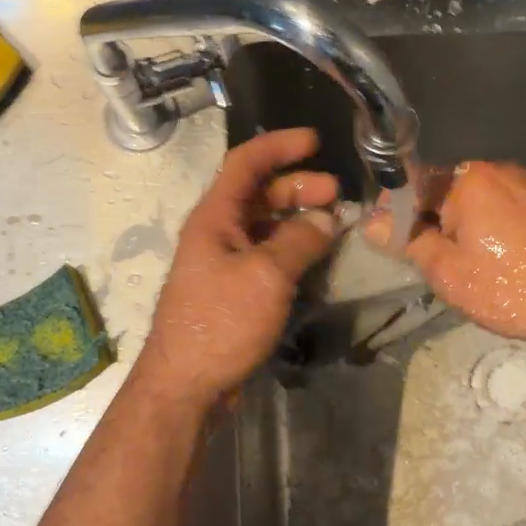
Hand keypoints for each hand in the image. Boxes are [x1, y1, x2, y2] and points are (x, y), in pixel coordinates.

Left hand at [135, 128, 339, 407]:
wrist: (187, 385)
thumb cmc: (221, 323)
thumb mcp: (266, 276)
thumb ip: (299, 241)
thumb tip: (325, 220)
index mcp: (214, 217)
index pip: (245, 163)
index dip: (279, 146)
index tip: (316, 141)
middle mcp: (217, 234)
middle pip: (259, 195)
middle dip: (298, 187)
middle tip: (338, 195)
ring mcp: (224, 265)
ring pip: (265, 228)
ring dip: (298, 221)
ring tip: (334, 227)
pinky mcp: (233, 293)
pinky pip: (266, 258)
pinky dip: (292, 252)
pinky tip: (316, 260)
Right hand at [370, 161, 525, 365]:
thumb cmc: (507, 288)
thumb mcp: (446, 271)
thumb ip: (407, 241)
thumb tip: (371, 222)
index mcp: (467, 181)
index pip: (411, 182)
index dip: (391, 208)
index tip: (385, 236)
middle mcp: (497, 171)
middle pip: (443, 187)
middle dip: (425, 217)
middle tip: (419, 256)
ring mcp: (524, 185)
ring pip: (472, 198)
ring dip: (455, 222)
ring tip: (453, 261)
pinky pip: (498, 206)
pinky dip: (483, 225)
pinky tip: (486, 257)